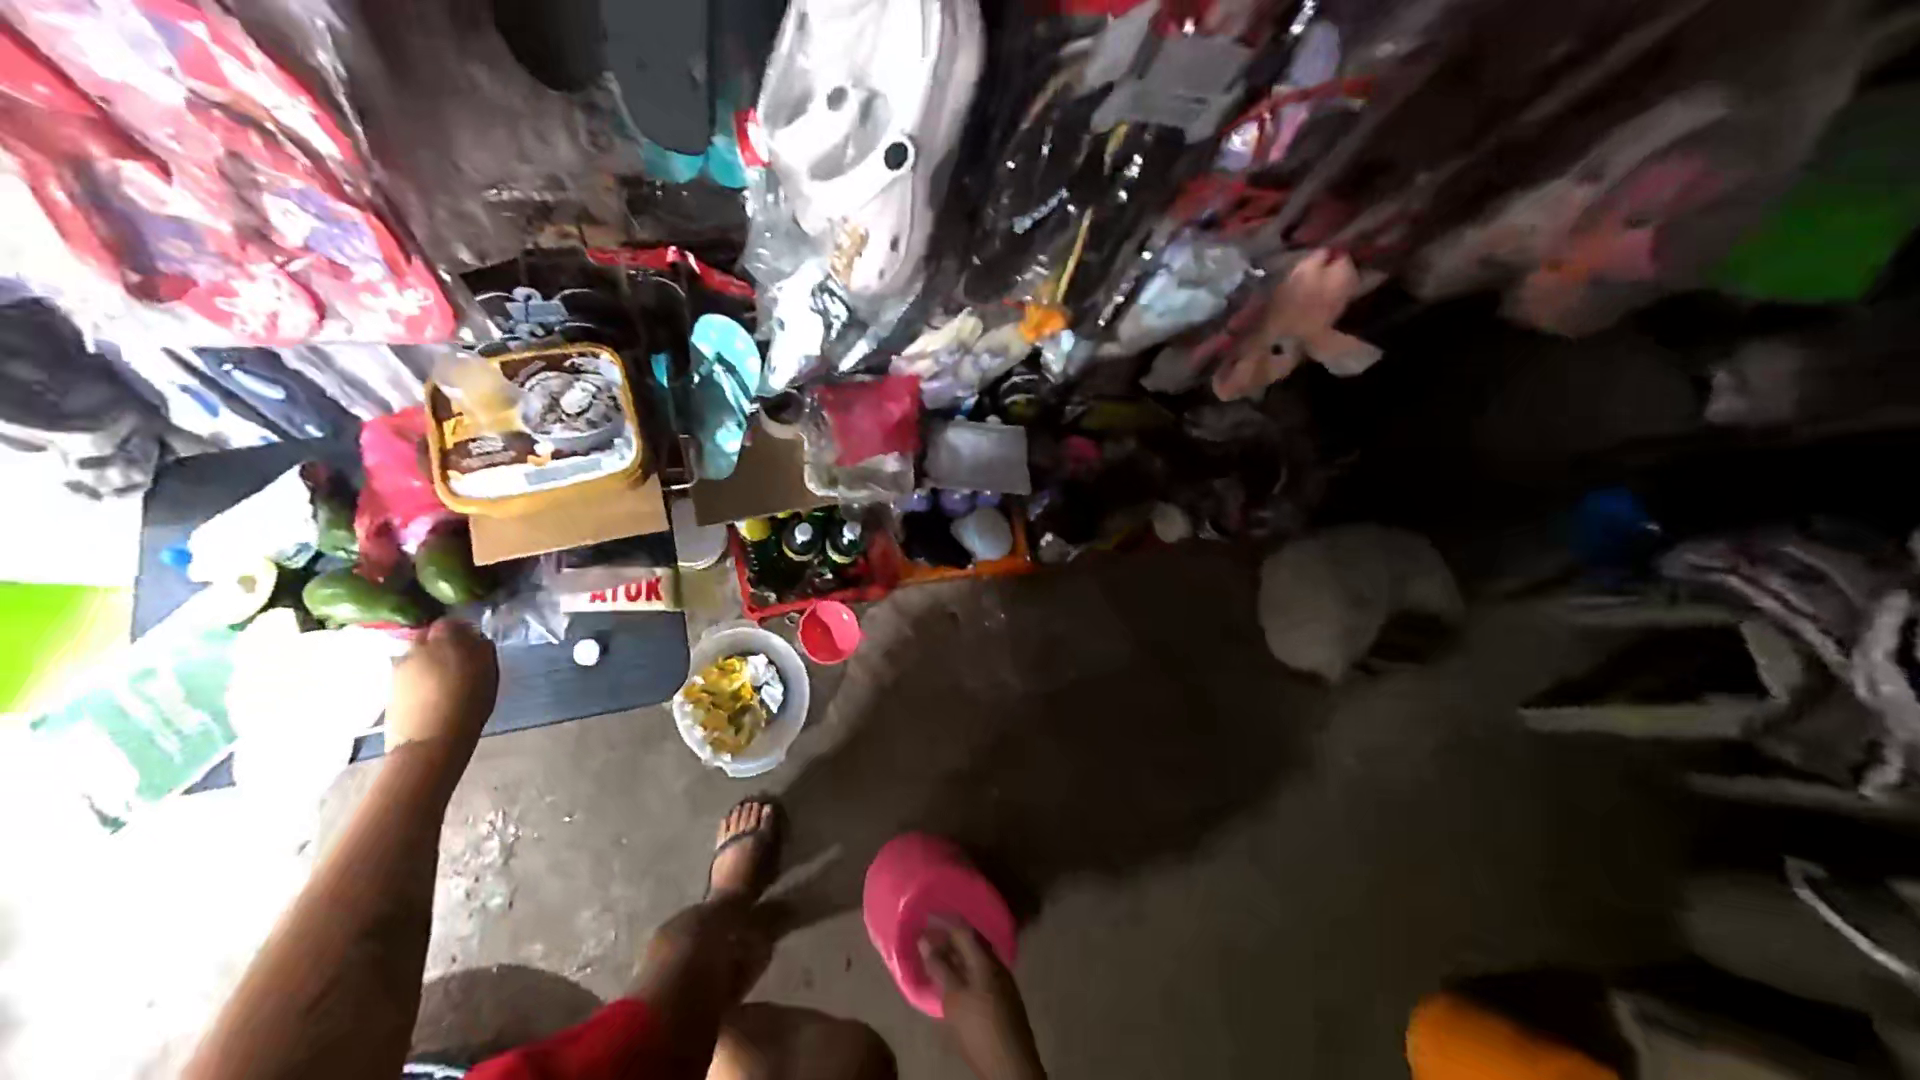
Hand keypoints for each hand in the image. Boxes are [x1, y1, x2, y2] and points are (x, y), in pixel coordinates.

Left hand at [386, 618, 497, 756]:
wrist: (430, 739)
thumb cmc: (469, 702)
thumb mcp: (488, 672)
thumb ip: (481, 649)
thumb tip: (475, 640)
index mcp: (446, 638)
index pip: (451, 622)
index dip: (462, 630)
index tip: (473, 642)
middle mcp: (418, 646)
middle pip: (429, 637)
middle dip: (441, 643)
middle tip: (457, 659)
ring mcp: (400, 666)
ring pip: (417, 655)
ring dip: (428, 661)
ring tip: (443, 679)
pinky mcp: (390, 686)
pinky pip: (408, 673)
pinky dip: (419, 678)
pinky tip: (430, 693)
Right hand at [919, 921, 1045, 1079]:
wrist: (1012, 1066)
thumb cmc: (979, 1028)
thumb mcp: (953, 998)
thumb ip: (940, 968)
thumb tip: (925, 940)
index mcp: (986, 959)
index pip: (962, 929)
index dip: (943, 923)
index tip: (925, 919)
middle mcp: (997, 964)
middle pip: (971, 943)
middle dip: (949, 940)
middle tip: (927, 941)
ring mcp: (1003, 981)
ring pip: (976, 959)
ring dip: (957, 957)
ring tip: (937, 961)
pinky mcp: (1004, 998)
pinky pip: (981, 973)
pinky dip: (966, 971)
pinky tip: (956, 981)